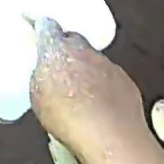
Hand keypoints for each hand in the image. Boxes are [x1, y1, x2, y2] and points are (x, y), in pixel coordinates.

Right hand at [29, 18, 148, 159]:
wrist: (109, 136)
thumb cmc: (65, 115)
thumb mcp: (37, 95)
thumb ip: (41, 76)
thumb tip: (44, 72)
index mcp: (56, 48)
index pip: (48, 27)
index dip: (45, 29)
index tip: (41, 31)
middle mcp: (83, 50)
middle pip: (74, 42)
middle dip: (69, 50)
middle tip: (61, 69)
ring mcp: (107, 65)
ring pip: (94, 61)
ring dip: (88, 71)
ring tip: (82, 95)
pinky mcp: (126, 82)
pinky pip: (111, 79)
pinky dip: (106, 88)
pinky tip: (101, 107)